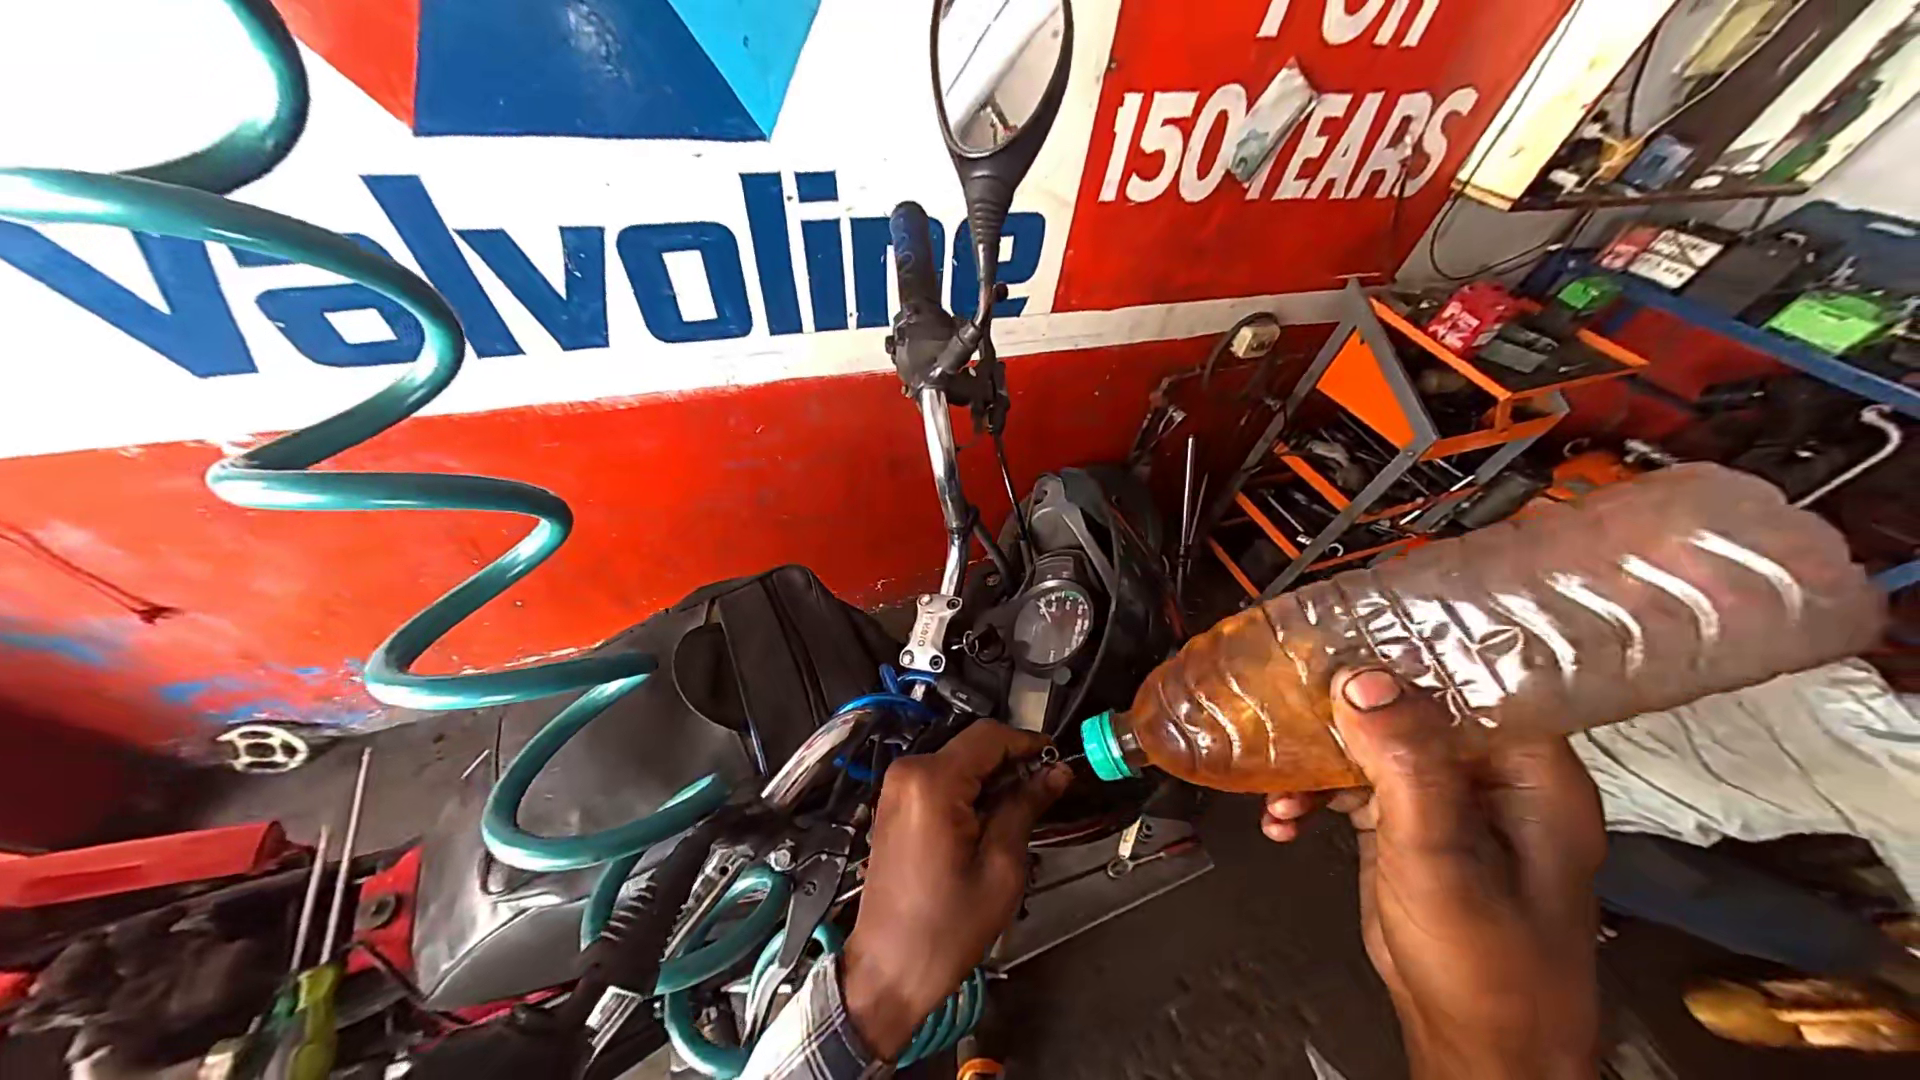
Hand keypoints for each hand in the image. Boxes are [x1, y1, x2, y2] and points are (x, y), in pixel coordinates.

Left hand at [842, 720, 1069, 1057]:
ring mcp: (898, 787)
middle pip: (973, 746)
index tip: (1057, 758)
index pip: (990, 736)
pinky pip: (941, 778)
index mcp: (932, 782)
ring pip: (959, 760)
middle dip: (1012, 762)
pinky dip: (970, 789)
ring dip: (993, 778)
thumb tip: (1055, 772)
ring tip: (1021, 811)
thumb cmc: (944, 928)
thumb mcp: (1001, 866)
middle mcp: (908, 773)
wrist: (888, 968)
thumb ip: (1026, 806)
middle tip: (1046, 789)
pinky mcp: (896, 803)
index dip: (1028, 743)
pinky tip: (989, 819)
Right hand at [1263, 668, 1605, 1079]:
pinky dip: (1310, 795)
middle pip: (1405, 707)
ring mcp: (1439, 796)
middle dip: (1341, 707)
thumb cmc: (1487, 967)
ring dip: (1313, 760)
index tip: (1347, 633)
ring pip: (1366, 743)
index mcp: (1526, 774)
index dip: (1411, 652)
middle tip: (1288, 697)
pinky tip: (1284, 818)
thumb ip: (1407, 770)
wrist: (1470, 1039)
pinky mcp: (1400, 818)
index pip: (1472, 682)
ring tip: (1279, 787)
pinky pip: (1346, 782)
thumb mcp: (1441, 858)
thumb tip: (1365, 684)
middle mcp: (1484, 775)